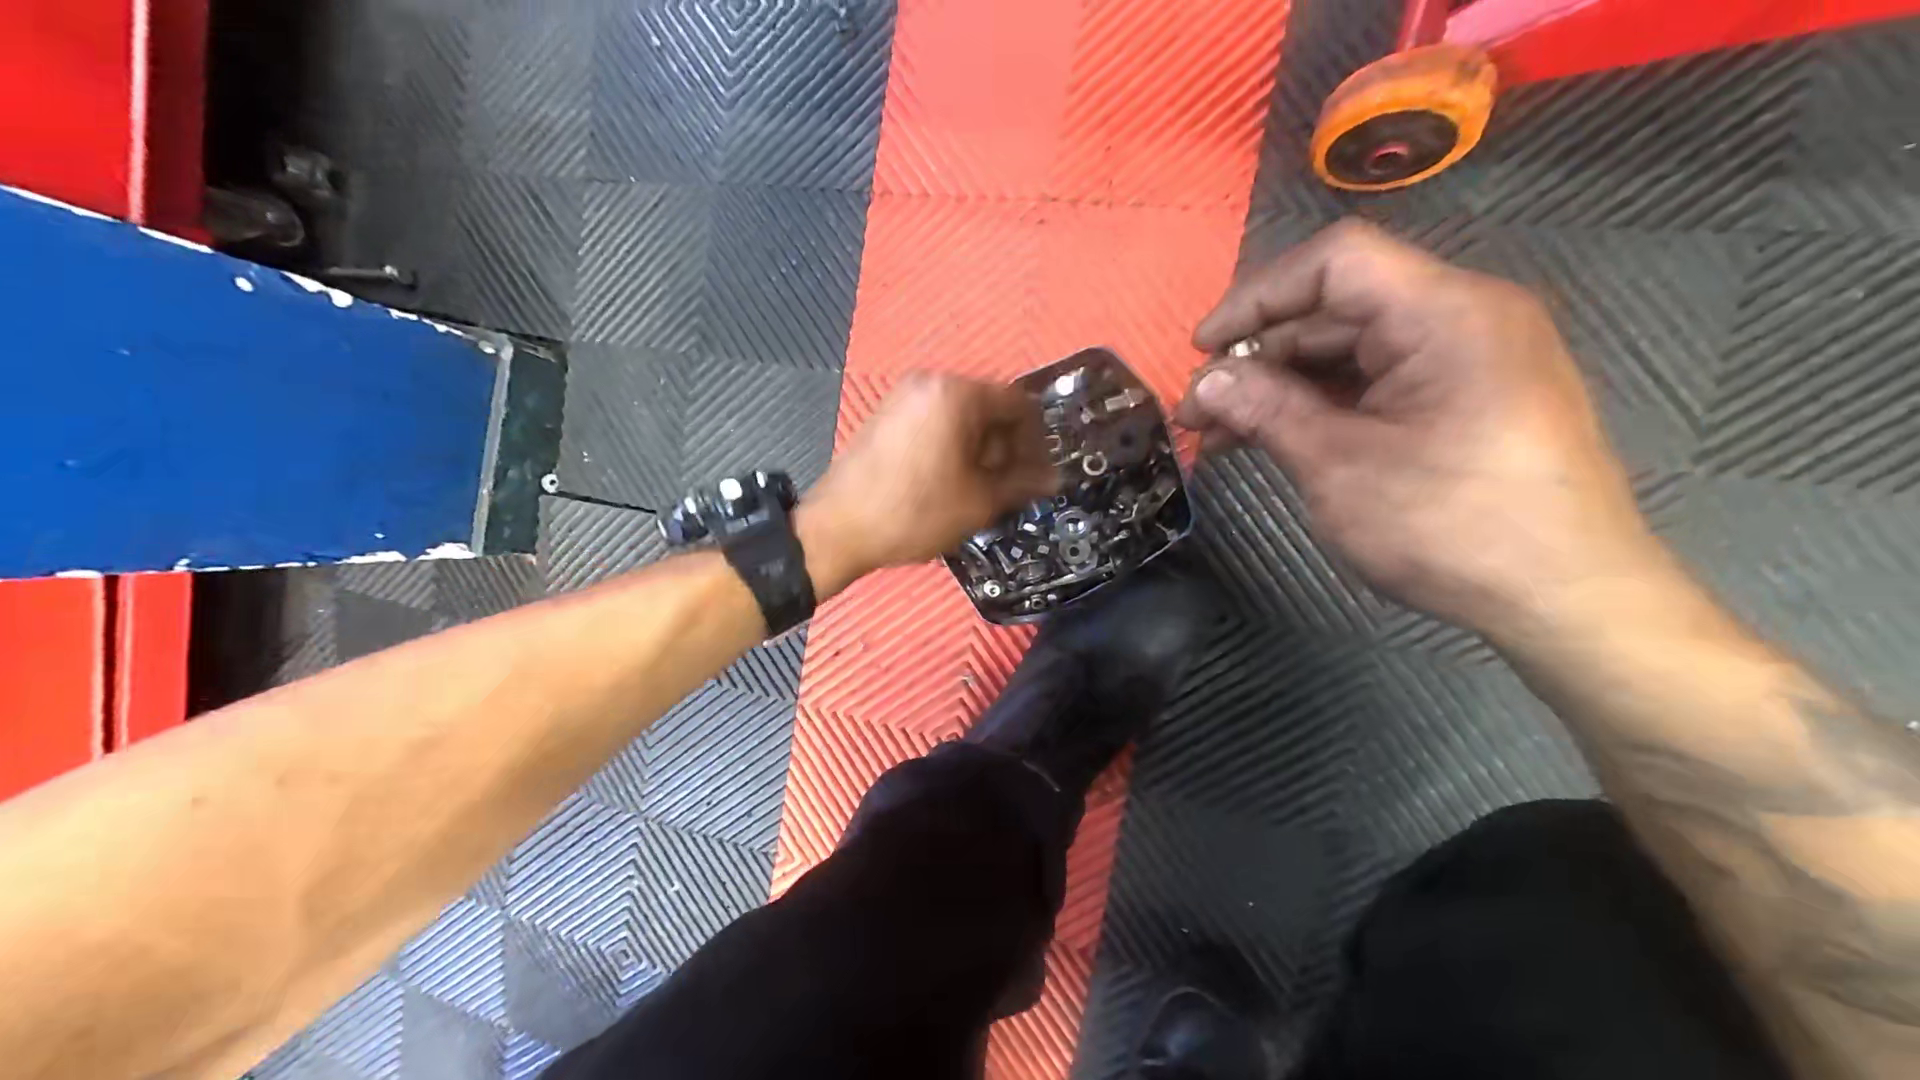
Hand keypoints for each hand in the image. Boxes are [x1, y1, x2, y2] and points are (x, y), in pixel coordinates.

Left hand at [796, 373, 1057, 595]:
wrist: (838, 528)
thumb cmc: (915, 512)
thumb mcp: (979, 502)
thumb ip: (1022, 482)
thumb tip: (1054, 477)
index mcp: (957, 393)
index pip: (1018, 404)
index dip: (1037, 441)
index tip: (1039, 473)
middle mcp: (930, 382)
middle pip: (988, 408)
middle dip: (1005, 446)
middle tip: (1008, 487)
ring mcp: (903, 396)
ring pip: (961, 417)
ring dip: (979, 449)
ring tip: (977, 489)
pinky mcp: (886, 415)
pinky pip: (934, 422)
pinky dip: (951, 446)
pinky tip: (948, 482)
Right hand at [1176, 220, 1673, 638]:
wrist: (1564, 599)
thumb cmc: (1450, 526)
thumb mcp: (1339, 465)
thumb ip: (1267, 410)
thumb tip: (1206, 382)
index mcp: (1445, 313)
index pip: (1335, 262)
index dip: (1256, 296)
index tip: (1203, 350)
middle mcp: (1460, 319)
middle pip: (1335, 309)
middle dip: (1257, 356)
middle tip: (1198, 410)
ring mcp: (1463, 361)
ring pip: (1348, 351)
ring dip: (1279, 387)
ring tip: (1220, 434)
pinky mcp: (1459, 400)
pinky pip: (1373, 383)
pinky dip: (1318, 406)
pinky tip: (1270, 439)